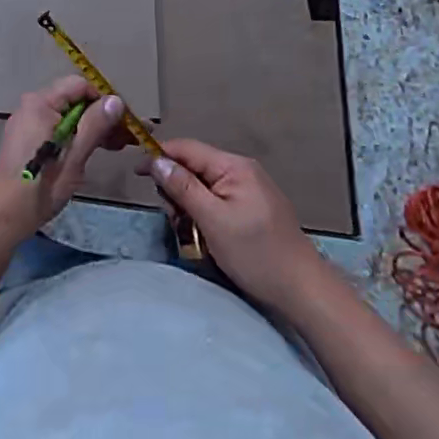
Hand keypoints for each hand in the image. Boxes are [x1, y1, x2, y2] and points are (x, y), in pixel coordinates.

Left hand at [0, 76, 129, 242]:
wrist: (2, 215)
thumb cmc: (41, 184)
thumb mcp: (75, 155)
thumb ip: (95, 124)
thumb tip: (116, 100)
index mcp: (40, 103)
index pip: (80, 86)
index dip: (104, 100)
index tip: (123, 122)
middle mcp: (31, 106)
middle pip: (72, 99)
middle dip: (99, 115)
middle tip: (123, 138)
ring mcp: (26, 122)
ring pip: (65, 115)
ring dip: (89, 127)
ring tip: (112, 146)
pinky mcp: (25, 138)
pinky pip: (55, 127)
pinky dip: (74, 135)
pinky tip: (88, 152)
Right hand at [143, 138, 326, 311]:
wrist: (302, 290)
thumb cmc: (257, 254)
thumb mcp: (213, 220)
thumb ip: (183, 188)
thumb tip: (156, 160)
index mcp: (233, 166)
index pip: (187, 148)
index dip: (159, 156)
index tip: (136, 173)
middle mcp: (240, 170)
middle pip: (193, 166)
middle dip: (175, 187)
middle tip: (171, 217)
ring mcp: (247, 189)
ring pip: (202, 185)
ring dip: (188, 204)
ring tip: (188, 231)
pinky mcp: (250, 207)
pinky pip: (215, 199)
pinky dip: (202, 213)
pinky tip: (202, 234)